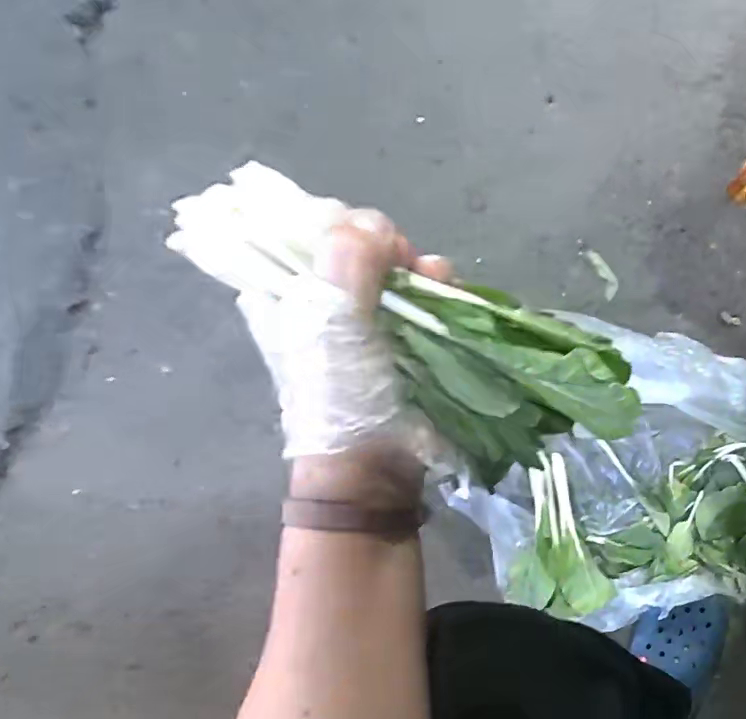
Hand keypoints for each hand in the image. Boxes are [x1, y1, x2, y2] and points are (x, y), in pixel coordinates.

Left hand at [235, 208, 454, 472]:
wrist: (376, 466)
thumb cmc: (342, 397)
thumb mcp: (331, 325)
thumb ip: (348, 264)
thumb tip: (376, 223)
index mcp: (292, 294)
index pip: (317, 234)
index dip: (348, 229)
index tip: (372, 245)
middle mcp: (331, 306)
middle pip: (364, 253)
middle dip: (391, 251)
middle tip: (409, 264)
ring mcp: (374, 328)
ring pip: (401, 279)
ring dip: (423, 272)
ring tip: (439, 280)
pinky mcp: (411, 348)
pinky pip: (428, 308)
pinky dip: (442, 297)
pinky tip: (453, 295)